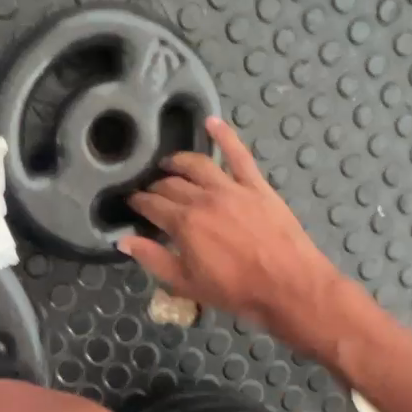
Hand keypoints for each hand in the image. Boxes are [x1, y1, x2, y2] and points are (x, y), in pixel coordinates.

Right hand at [120, 117, 342, 334]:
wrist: (288, 284)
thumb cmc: (235, 290)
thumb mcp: (186, 283)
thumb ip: (153, 259)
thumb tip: (123, 241)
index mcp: (183, 224)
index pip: (151, 205)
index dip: (137, 202)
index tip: (131, 202)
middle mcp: (202, 198)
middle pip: (171, 184)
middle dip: (155, 186)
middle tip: (150, 191)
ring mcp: (230, 188)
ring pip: (197, 165)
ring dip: (179, 161)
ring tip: (169, 163)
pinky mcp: (255, 185)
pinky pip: (238, 154)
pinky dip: (224, 135)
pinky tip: (212, 122)